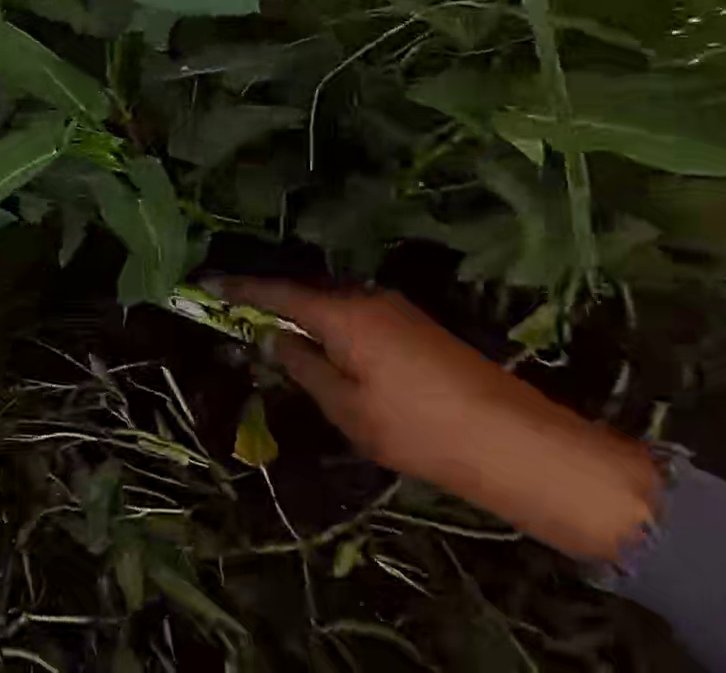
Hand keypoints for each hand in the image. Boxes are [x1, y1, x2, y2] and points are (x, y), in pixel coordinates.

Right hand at [213, 278, 659, 562]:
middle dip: (265, 296)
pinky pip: (352, 312)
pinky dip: (325, 320)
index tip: (204, 282)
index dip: (237, 288)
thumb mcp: (344, 407)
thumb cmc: (419, 429)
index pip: (274, 292)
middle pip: (302, 290)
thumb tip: (274, 340)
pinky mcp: (413, 325)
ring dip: (297, 310)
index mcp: (341, 313)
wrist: (521, 444)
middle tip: (231, 306)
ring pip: (328, 301)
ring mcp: (394, 308)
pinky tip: (318, 341)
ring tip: (267, 325)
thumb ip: (301, 367)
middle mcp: (365, 298)